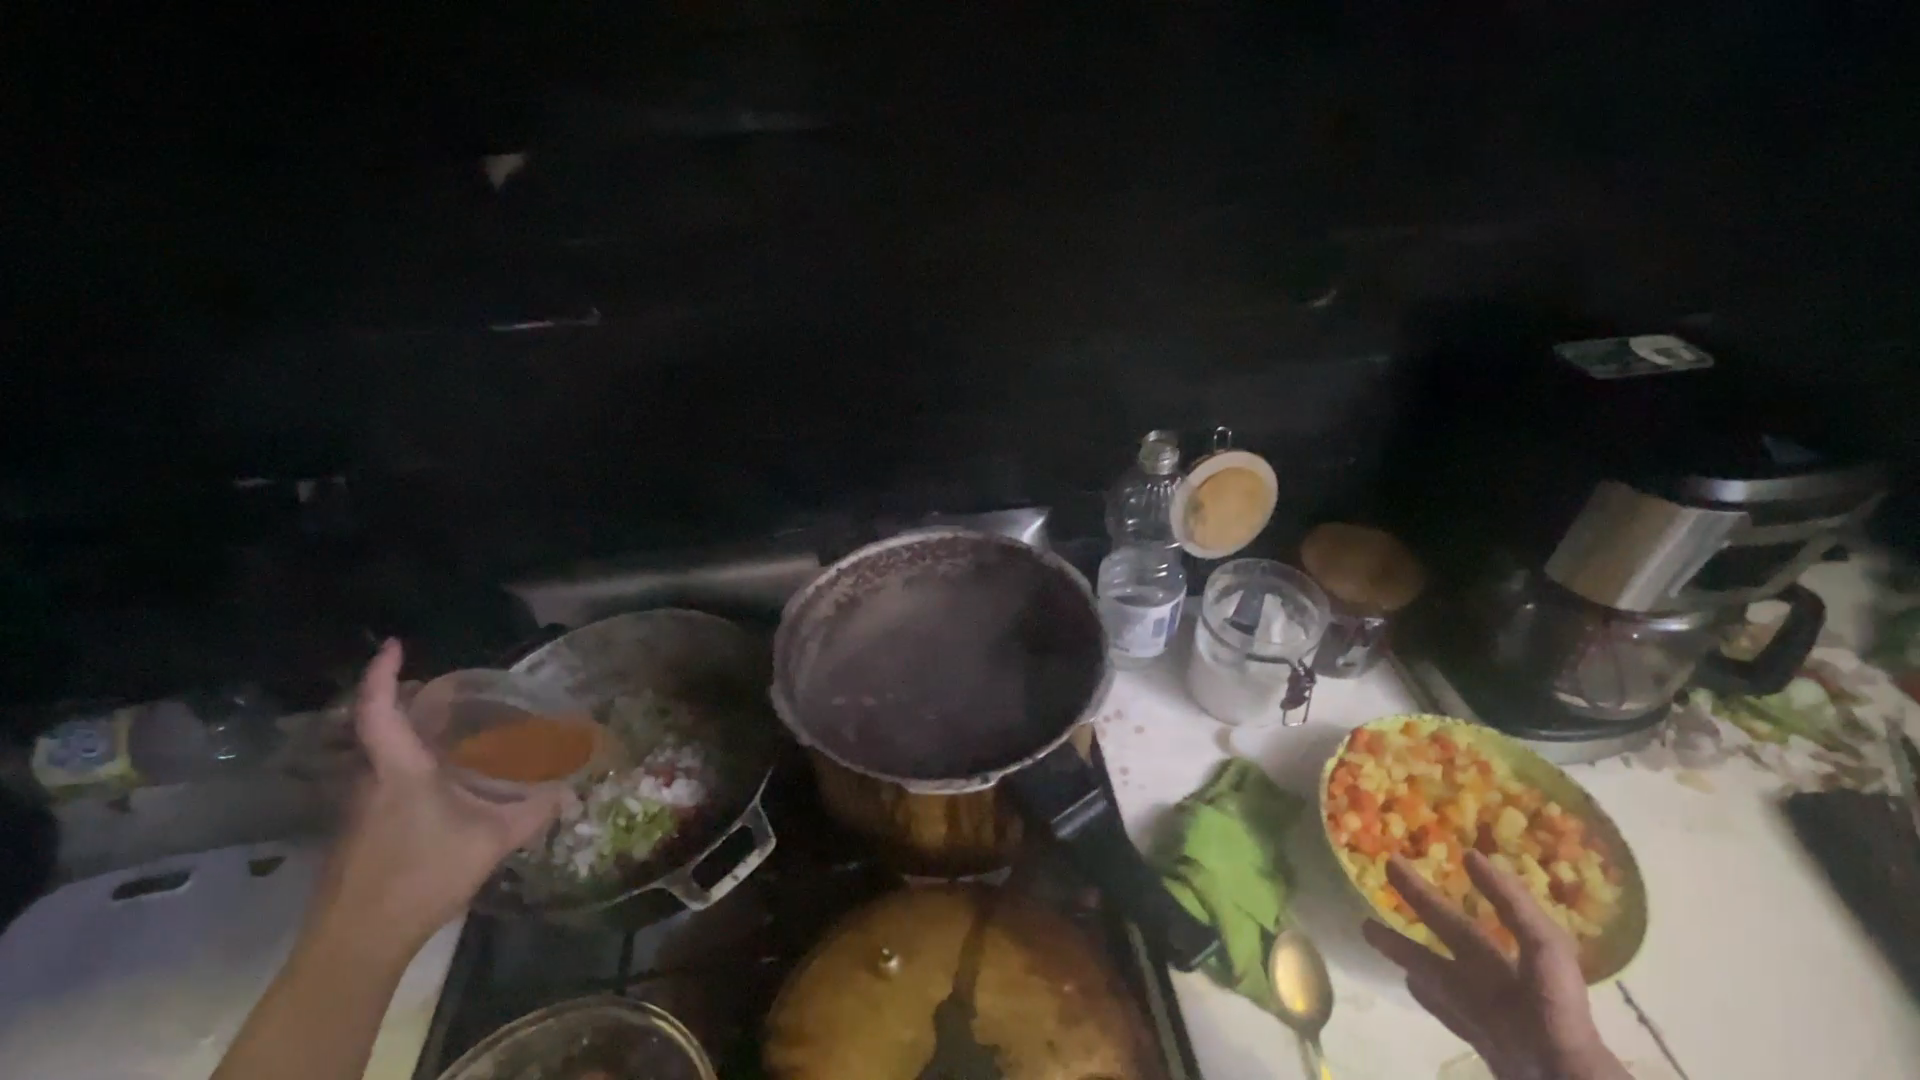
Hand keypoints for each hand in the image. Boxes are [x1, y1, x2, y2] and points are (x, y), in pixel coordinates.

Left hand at [309, 640, 563, 952]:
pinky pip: (386, 780)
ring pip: (384, 754)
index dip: (382, 673)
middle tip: (457, 692)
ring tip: (458, 732)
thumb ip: (533, 813)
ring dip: (414, 736)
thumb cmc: (422, 878)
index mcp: (401, 770)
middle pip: (384, 725)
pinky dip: (413, 766)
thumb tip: (572, 792)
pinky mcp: (359, 830)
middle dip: (414, 701)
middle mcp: (372, 779)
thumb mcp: (491, 842)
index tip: (395, 645)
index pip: (380, 709)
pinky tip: (445, 786)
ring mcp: (360, 806)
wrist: (356, 940)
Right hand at [1363, 851, 1629, 1079]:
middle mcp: (1501, 974)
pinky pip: (1446, 1010)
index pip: (1499, 908)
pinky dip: (1426, 995)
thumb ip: (1513, 904)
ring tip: (1367, 927)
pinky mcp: (1476, 1035)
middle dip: (1420, 899)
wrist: (1559, 1074)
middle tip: (1389, 866)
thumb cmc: (1555, 1008)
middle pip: (1453, 931)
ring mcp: (1486, 1006)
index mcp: (1523, 950)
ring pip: (1436, 969)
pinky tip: (1407, 981)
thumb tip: (1473, 856)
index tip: (1463, 855)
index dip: (1487, 883)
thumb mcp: (1545, 946)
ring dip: (1404, 949)